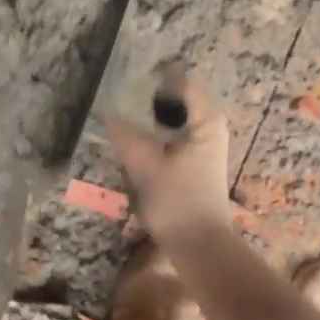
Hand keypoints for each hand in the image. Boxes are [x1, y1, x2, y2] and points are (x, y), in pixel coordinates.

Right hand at [105, 72, 229, 242]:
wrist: (200, 247)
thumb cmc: (178, 202)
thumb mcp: (145, 165)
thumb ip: (125, 135)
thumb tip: (109, 115)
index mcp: (205, 119)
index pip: (183, 79)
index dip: (158, 72)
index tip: (129, 74)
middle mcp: (210, 126)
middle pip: (178, 97)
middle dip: (150, 95)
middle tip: (119, 95)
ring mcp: (204, 146)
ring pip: (174, 118)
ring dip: (150, 117)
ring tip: (122, 117)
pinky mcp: (195, 163)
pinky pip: (172, 136)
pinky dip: (155, 134)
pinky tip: (134, 144)